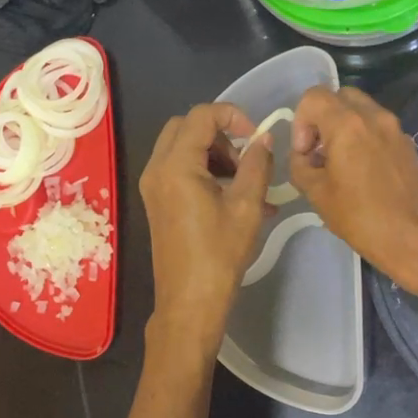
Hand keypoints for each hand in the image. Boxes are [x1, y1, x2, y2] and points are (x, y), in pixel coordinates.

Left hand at [139, 103, 273, 350]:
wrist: (190, 301)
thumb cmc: (220, 254)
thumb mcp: (247, 206)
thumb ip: (257, 165)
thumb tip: (264, 139)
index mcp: (176, 165)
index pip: (202, 116)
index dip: (233, 116)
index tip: (256, 138)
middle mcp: (157, 169)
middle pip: (186, 127)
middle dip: (220, 133)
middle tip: (246, 157)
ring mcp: (153, 186)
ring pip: (182, 147)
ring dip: (214, 153)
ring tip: (245, 182)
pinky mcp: (157, 202)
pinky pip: (178, 169)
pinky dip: (204, 170)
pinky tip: (234, 197)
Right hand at [289, 88, 417, 287]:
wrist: (412, 237)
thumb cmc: (360, 217)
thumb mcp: (316, 194)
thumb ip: (300, 166)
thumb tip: (303, 156)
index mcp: (347, 124)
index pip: (313, 97)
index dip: (300, 121)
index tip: (305, 152)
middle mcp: (373, 116)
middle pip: (339, 97)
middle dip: (322, 119)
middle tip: (319, 152)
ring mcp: (394, 128)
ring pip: (361, 110)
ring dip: (343, 127)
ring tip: (339, 162)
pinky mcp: (406, 143)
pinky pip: (378, 127)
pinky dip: (363, 136)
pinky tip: (362, 171)